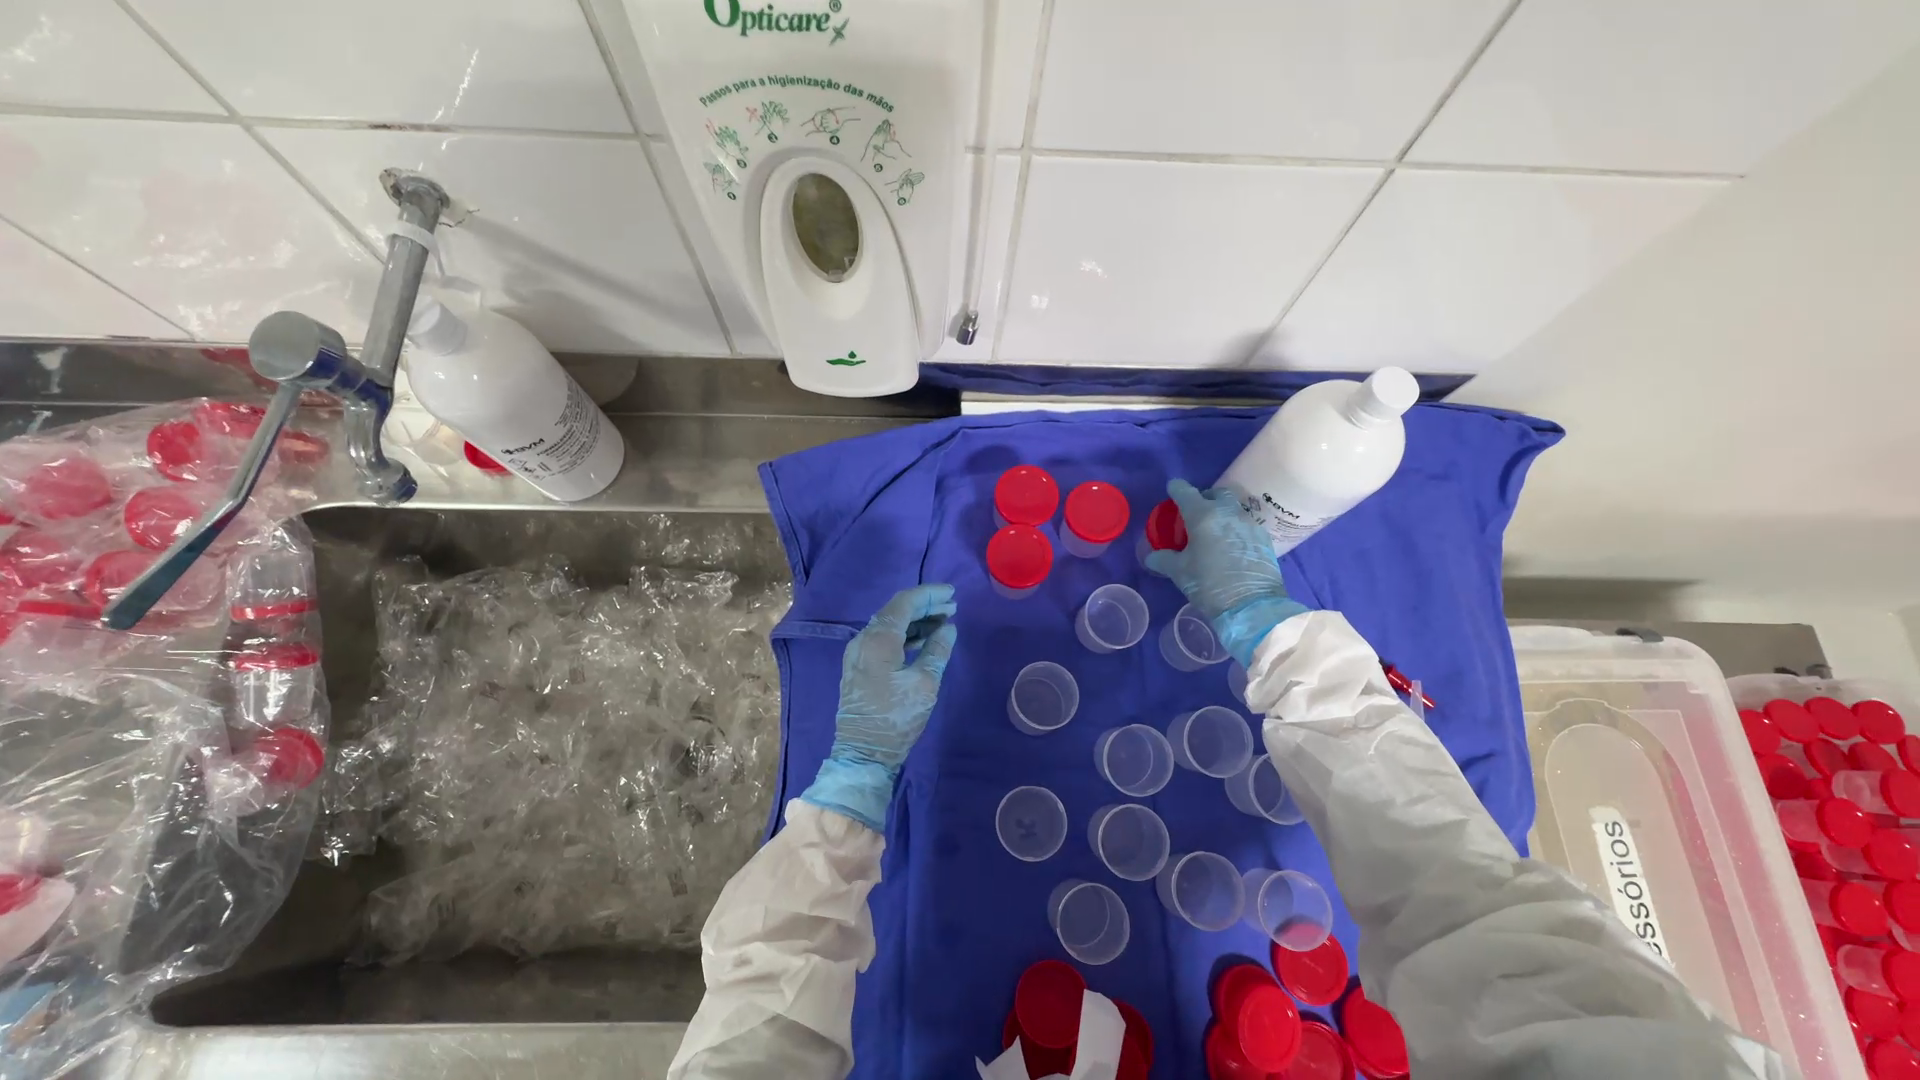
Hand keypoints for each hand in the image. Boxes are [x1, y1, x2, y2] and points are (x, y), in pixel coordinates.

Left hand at [800, 584, 958, 831]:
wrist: (863, 753)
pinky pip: (884, 639)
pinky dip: (905, 635)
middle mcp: (863, 640)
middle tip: (952, 607)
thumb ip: (937, 651)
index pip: (904, 603)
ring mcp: (858, 654)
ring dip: (916, 621)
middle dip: (925, 606)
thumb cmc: (896, 718)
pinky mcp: (859, 667)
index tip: (952, 594)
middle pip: (895, 611)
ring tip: (944, 622)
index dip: (929, 595)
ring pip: (890, 625)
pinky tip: (925, 639)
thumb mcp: (925, 684)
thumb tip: (948, 629)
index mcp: (877, 639)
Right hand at [1145, 480, 1306, 665]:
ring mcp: (1249, 524)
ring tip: (1213, 531)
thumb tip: (1152, 557)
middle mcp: (1228, 513)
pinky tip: (1231, 546)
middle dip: (1204, 498)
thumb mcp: (1180, 573)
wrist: (1253, 606)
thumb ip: (1163, 560)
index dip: (1176, 489)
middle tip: (1194, 512)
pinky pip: (1245, 525)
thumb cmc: (1210, 584)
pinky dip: (1235, 529)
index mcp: (1203, 516)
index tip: (1172, 489)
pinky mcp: (1263, 539)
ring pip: (1233, 509)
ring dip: (1221, 513)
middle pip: (1215, 494)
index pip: (1186, 492)